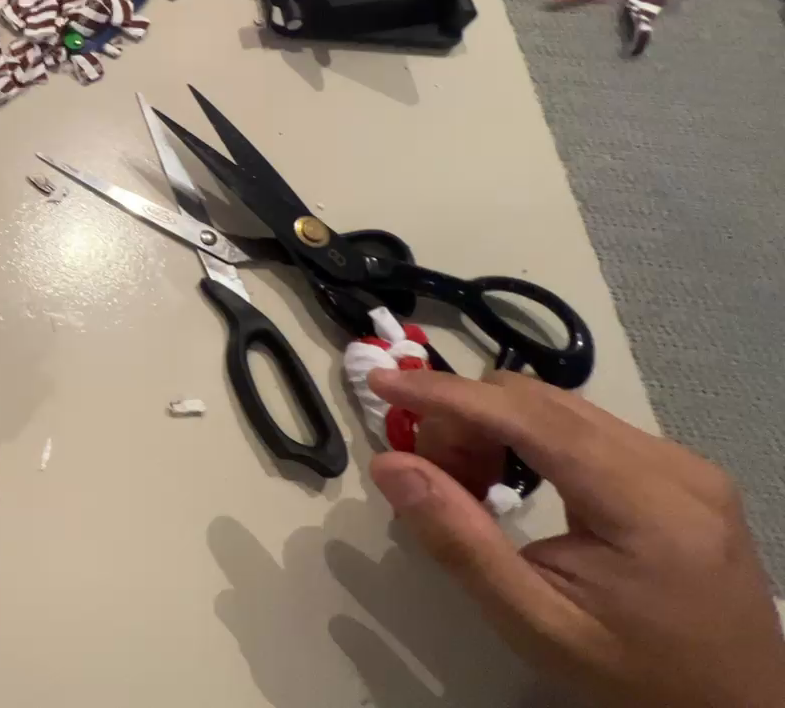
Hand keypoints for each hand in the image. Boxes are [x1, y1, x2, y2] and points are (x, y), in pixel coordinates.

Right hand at [368, 368, 784, 707]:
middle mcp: (672, 467)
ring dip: (483, 426)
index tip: (378, 383)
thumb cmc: (631, 672)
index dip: (449, 394)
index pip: (532, 418)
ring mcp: (677, 462)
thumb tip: (388, 462)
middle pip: (532, 400)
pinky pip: (567, 421)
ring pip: (544, 402)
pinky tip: (503, 477)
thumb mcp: (532, 620)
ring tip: (465, 484)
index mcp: (650, 507)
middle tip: (429, 475)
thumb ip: (458, 540)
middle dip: (460, 420)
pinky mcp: (669, 467)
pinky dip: (513, 434)